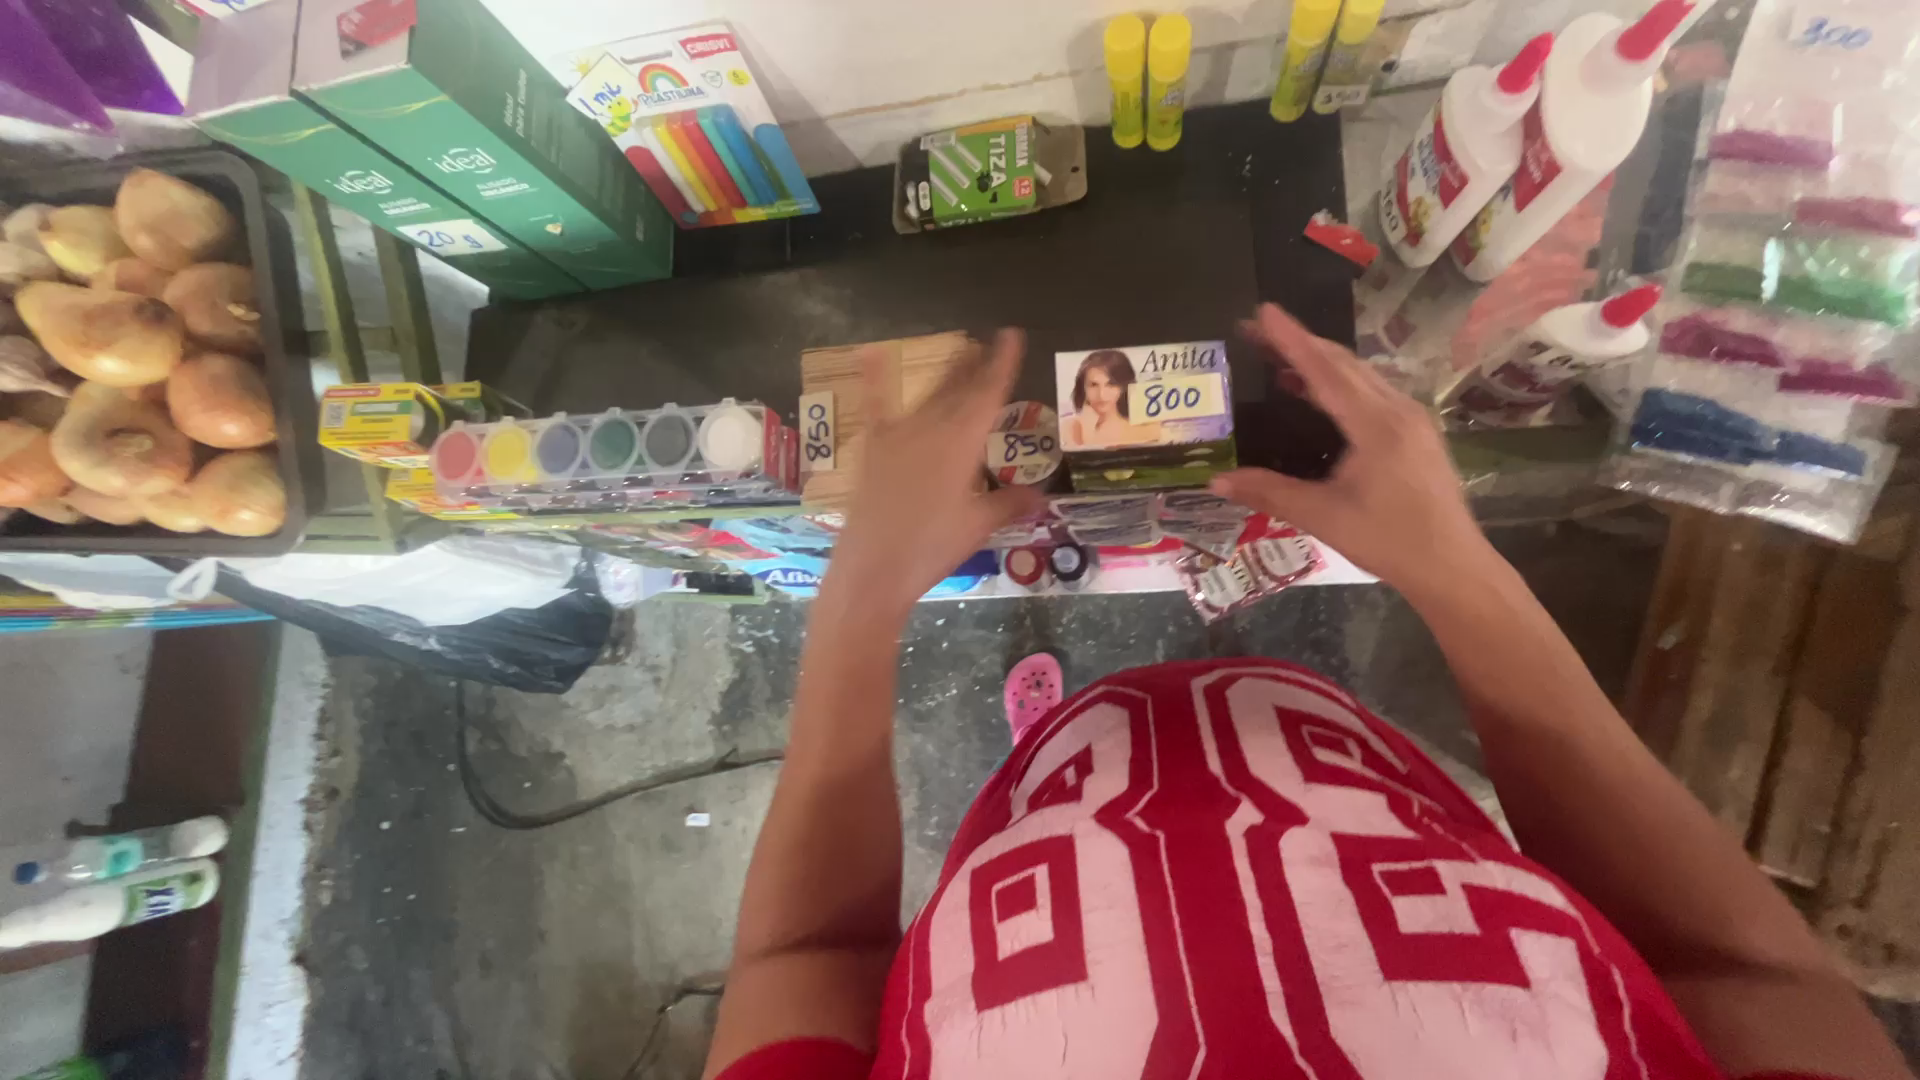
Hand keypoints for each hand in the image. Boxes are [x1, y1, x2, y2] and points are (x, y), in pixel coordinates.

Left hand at [822, 330, 1044, 620]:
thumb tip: (1043, 494)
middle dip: (976, 365)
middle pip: (959, 389)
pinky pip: (876, 408)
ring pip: (928, 396)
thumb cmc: (932, 548)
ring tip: (961, 352)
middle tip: (989, 344)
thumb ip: (1010, 503)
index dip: (1002, 363)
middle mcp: (931, 427)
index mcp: (962, 442)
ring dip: (947, 374)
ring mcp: (898, 435)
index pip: (988, 393)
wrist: (873, 568)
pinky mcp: (873, 449)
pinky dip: (874, 381)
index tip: (1011, 335)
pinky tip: (870, 355)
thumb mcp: (978, 526)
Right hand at [1210, 303, 1493, 596]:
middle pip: (1344, 364)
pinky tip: (1313, 391)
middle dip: (1300, 343)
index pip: (1326, 371)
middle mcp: (1398, 411)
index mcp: (1377, 425)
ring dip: (1318, 361)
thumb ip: (1268, 493)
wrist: (1451, 565)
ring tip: (1277, 355)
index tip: (1264, 312)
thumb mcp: (1322, 517)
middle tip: (1257, 331)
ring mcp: (1411, 420)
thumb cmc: (1388, 540)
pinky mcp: (1413, 433)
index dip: (1292, 340)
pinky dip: (1336, 382)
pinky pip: (1369, 393)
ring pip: (1359, 376)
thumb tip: (1216, 480)